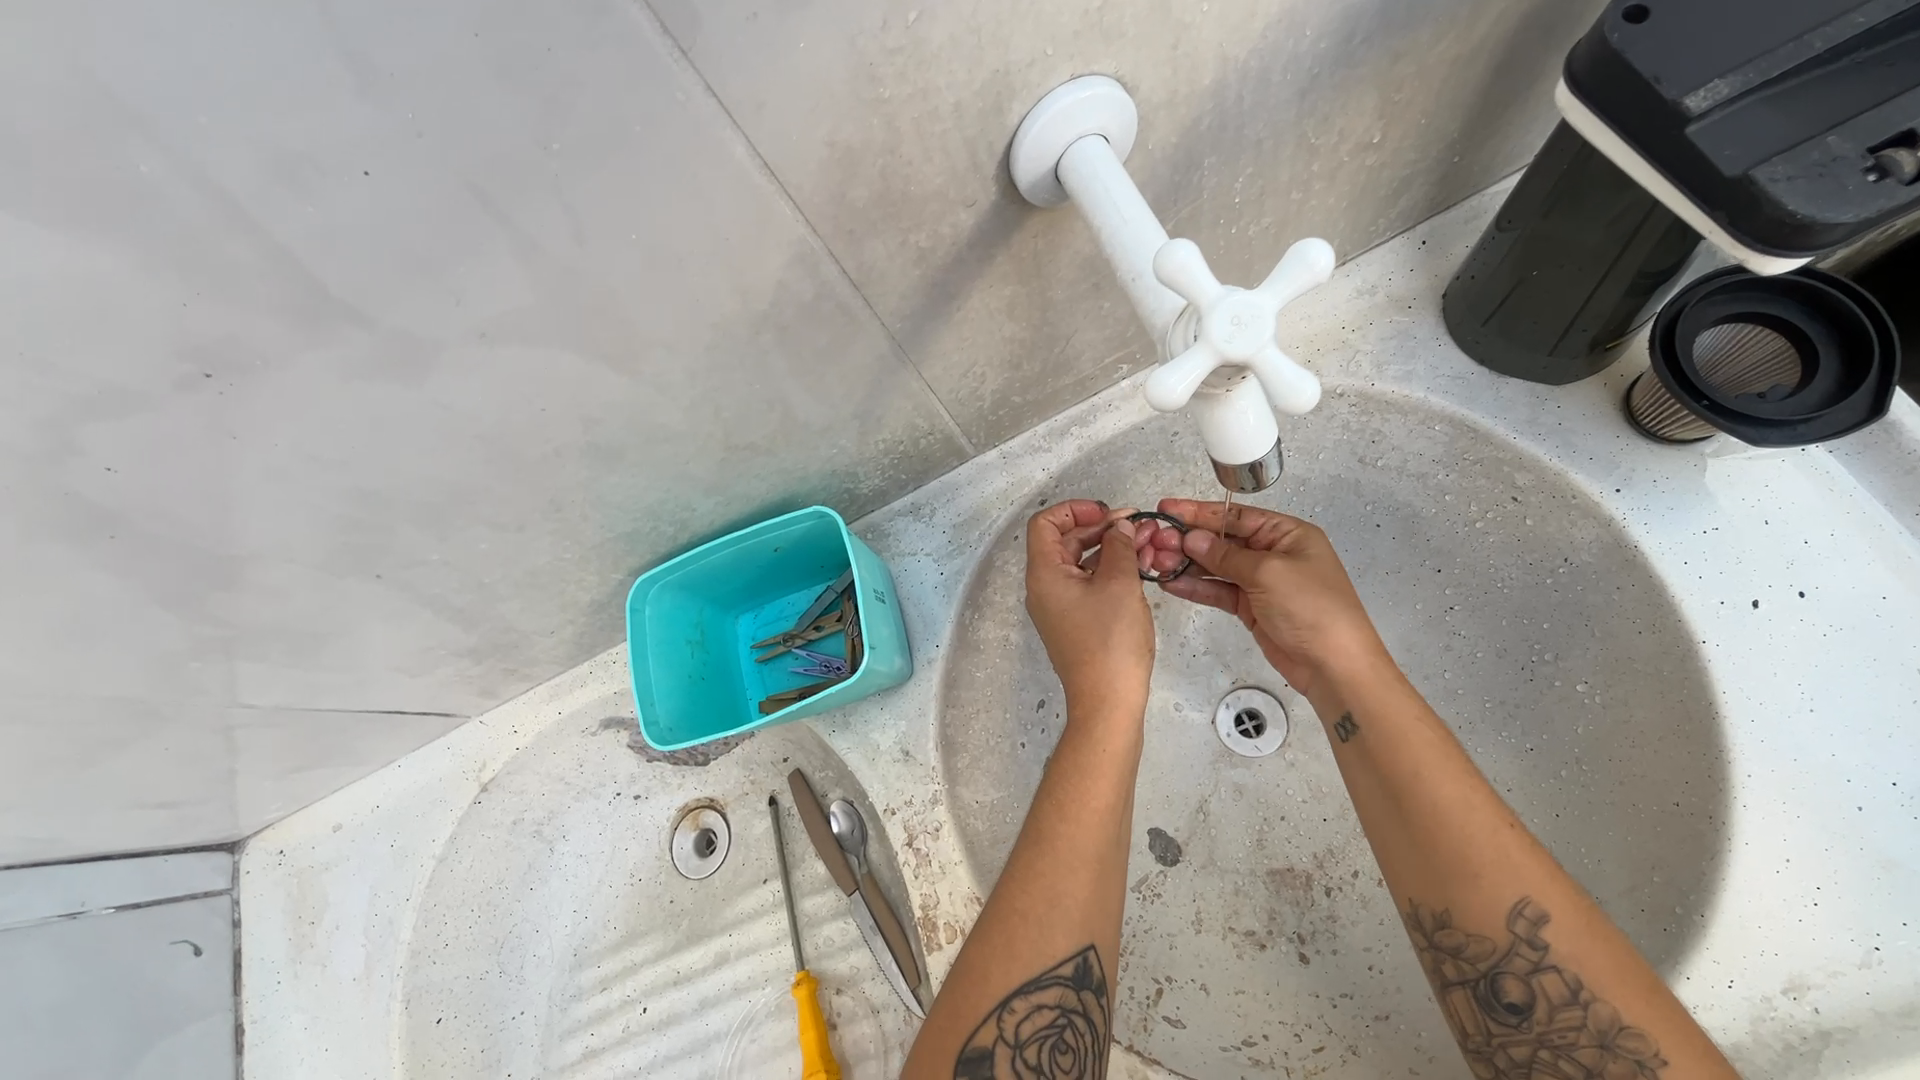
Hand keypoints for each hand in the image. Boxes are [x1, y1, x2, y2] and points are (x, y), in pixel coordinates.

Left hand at [1024, 500, 1156, 719]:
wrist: (1108, 701)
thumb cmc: (1110, 642)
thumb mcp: (1119, 584)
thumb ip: (1119, 546)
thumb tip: (1120, 527)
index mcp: (1044, 574)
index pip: (1045, 523)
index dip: (1075, 510)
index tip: (1108, 513)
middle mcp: (1044, 587)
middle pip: (1065, 541)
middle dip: (1102, 528)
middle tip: (1139, 526)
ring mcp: (1060, 606)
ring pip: (1082, 563)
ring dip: (1112, 549)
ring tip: (1148, 545)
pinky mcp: (1076, 621)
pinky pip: (1090, 584)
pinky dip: (1112, 572)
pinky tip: (1142, 569)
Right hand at [1144, 499, 1388, 698]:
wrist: (1333, 664)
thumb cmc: (1312, 608)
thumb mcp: (1267, 572)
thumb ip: (1226, 555)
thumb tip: (1192, 539)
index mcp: (1287, 534)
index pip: (1236, 516)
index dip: (1200, 512)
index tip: (1168, 508)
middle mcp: (1273, 554)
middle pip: (1222, 540)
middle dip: (1189, 540)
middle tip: (1156, 541)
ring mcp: (1260, 582)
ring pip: (1216, 567)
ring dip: (1187, 564)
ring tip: (1156, 562)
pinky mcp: (1250, 608)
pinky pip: (1217, 591)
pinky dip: (1195, 587)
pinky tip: (1171, 583)